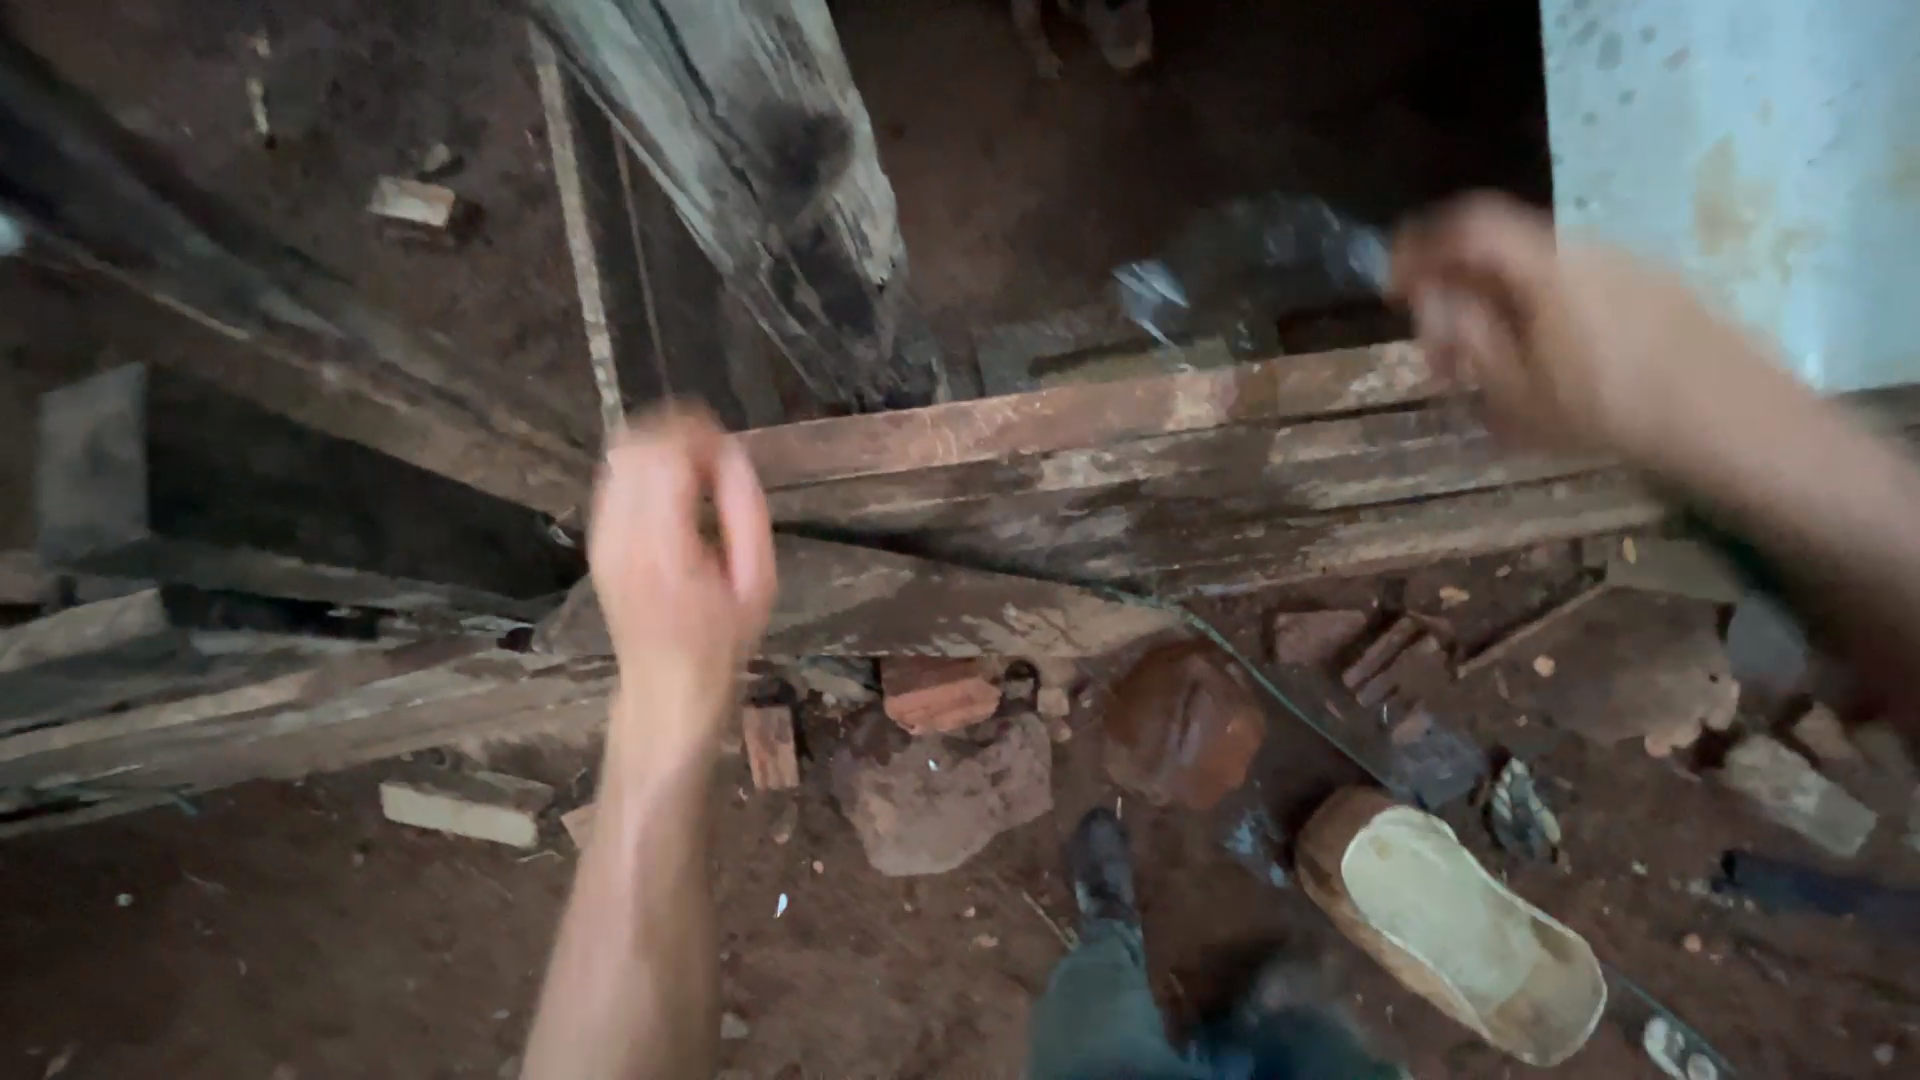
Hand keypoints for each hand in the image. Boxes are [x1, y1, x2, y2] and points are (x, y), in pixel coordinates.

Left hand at [588, 405, 776, 759]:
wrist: (667, 682)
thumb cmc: (723, 638)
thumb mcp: (758, 582)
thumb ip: (748, 514)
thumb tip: (734, 456)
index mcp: (666, 548)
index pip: (665, 458)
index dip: (697, 434)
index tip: (726, 444)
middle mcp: (622, 536)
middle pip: (635, 447)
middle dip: (677, 431)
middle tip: (714, 450)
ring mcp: (602, 538)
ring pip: (619, 456)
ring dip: (658, 445)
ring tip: (696, 463)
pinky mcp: (597, 541)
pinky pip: (614, 480)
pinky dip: (643, 466)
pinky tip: (673, 483)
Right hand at [1390, 192, 1767, 460]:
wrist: (1732, 418)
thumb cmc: (1606, 407)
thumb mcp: (1513, 386)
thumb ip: (1465, 335)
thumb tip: (1431, 299)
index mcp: (1546, 266)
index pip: (1467, 226)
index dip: (1419, 246)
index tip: (1393, 288)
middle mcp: (1583, 250)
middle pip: (1494, 255)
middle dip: (1452, 300)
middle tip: (1439, 359)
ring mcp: (1621, 265)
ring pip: (1529, 276)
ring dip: (1491, 315)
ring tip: (1485, 375)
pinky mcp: (1649, 287)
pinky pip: (1567, 289)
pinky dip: (1531, 317)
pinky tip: (1536, 368)